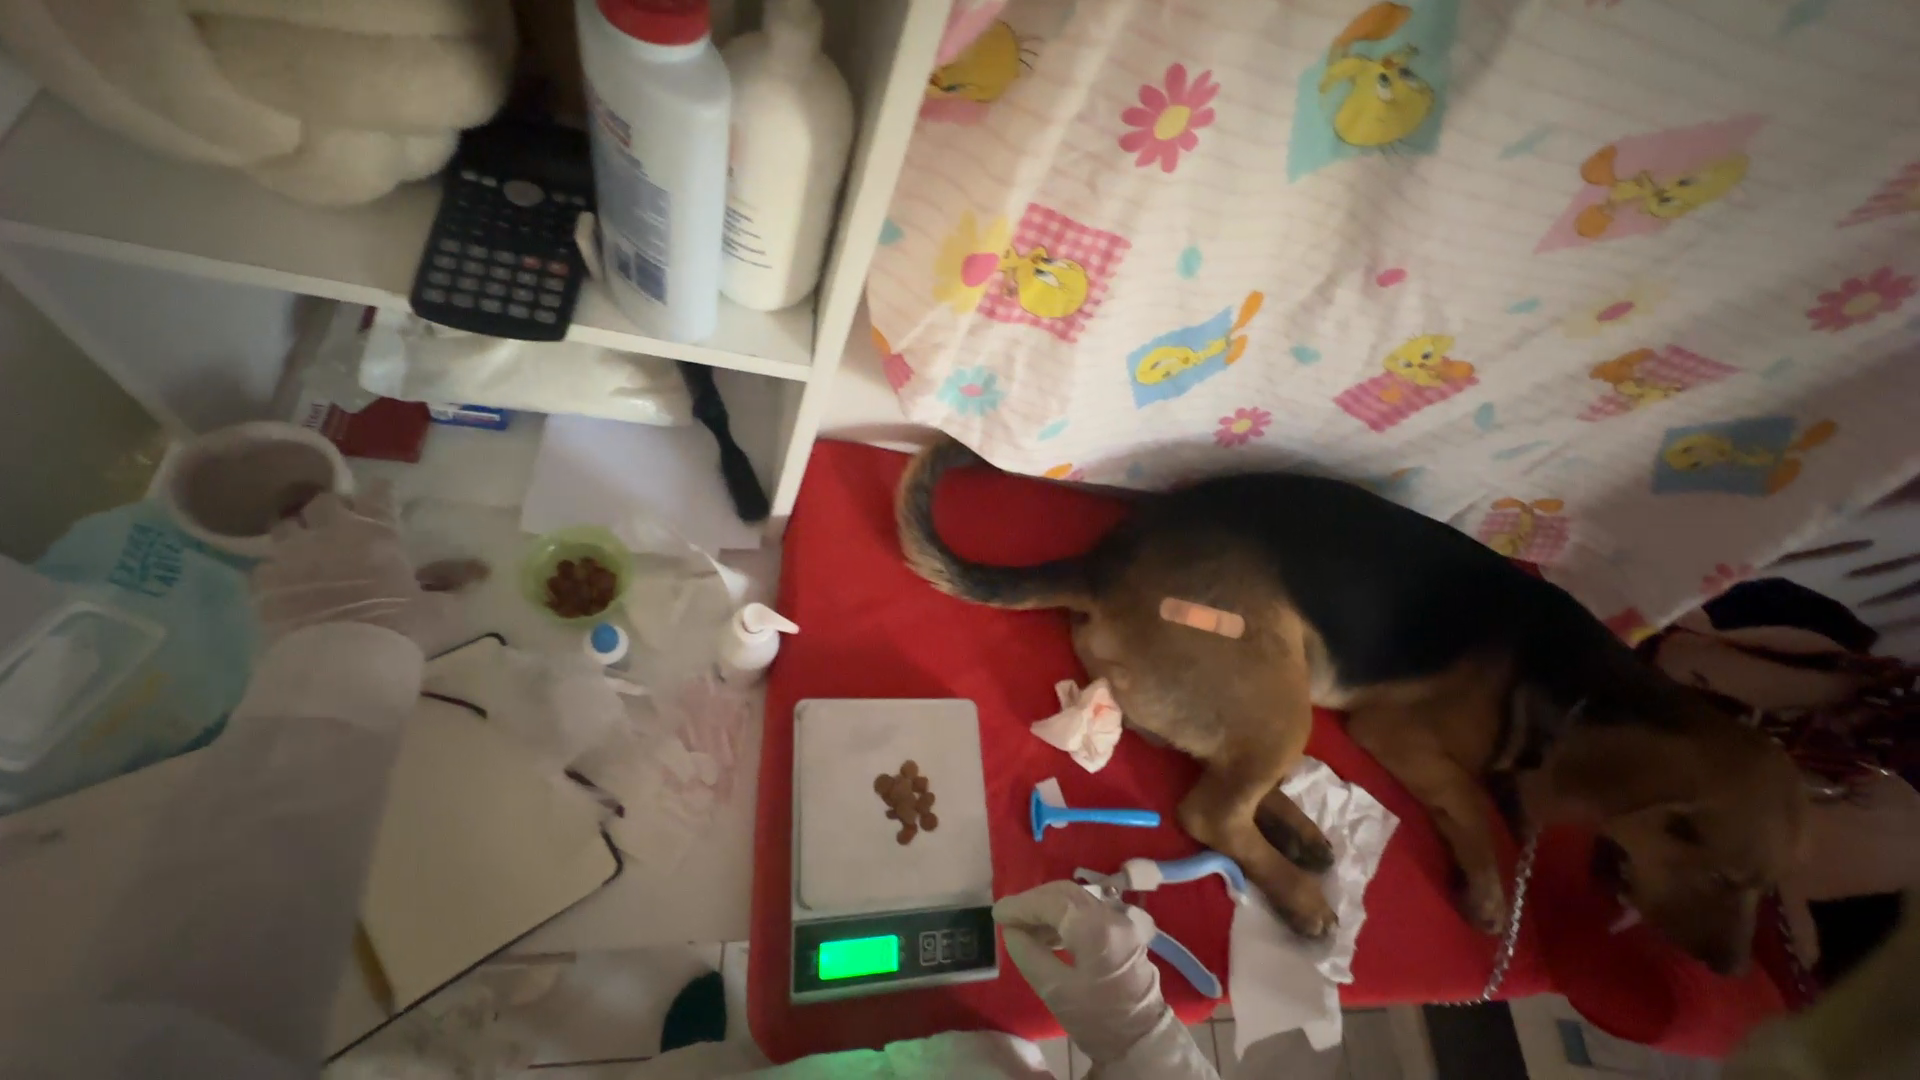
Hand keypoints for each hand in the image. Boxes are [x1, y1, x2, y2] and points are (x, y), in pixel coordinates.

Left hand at [250, 480, 458, 649]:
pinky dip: (278, 569)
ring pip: (286, 526)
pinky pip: (266, 565)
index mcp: (376, 534)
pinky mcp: (264, 584)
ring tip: (310, 547)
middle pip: (323, 503)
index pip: (377, 495)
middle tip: (344, 522)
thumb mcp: (441, 606)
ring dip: (299, 532)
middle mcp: (330, 535)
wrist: (342, 660)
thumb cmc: (401, 626)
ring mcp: (292, 557)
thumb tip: (482, 570)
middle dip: (334, 508)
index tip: (384, 494)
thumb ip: (453, 582)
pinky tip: (289, 582)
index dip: (381, 492)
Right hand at [993, 881, 1169, 1063]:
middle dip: (1033, 901)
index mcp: (1096, 929)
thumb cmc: (1097, 1020)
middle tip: (1009, 916)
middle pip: (1064, 894)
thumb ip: (1029, 955)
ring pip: (1076, 900)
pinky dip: (1064, 916)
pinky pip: (1087, 911)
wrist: (1141, 1042)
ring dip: (1047, 908)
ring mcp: (1120, 921)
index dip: (1021, 905)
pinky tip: (1048, 934)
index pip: (1051, 902)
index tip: (997, 913)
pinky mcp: (1122, 931)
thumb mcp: (1055, 992)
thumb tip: (1012, 930)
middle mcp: (1110, 915)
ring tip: (1024, 927)